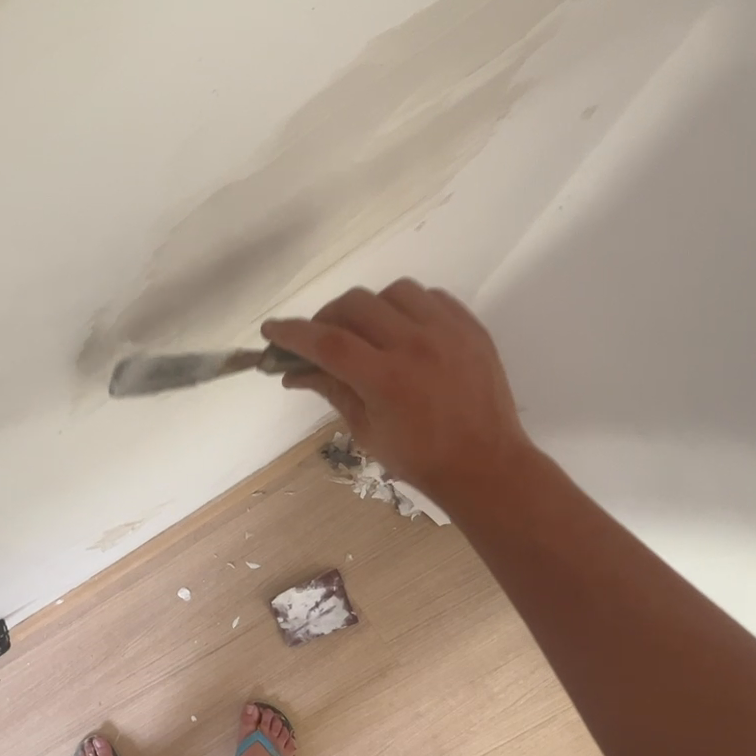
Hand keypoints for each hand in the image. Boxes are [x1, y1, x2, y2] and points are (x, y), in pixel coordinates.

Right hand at [262, 278, 535, 507]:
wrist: (484, 463)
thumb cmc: (417, 457)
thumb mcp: (364, 429)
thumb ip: (331, 390)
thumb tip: (294, 373)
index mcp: (386, 379)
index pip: (327, 343)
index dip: (293, 333)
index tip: (271, 329)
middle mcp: (416, 346)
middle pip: (355, 305)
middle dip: (326, 318)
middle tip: (320, 340)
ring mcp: (447, 332)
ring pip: (392, 292)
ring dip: (368, 308)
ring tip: (366, 333)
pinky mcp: (470, 327)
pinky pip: (430, 297)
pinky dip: (406, 308)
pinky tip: (401, 331)